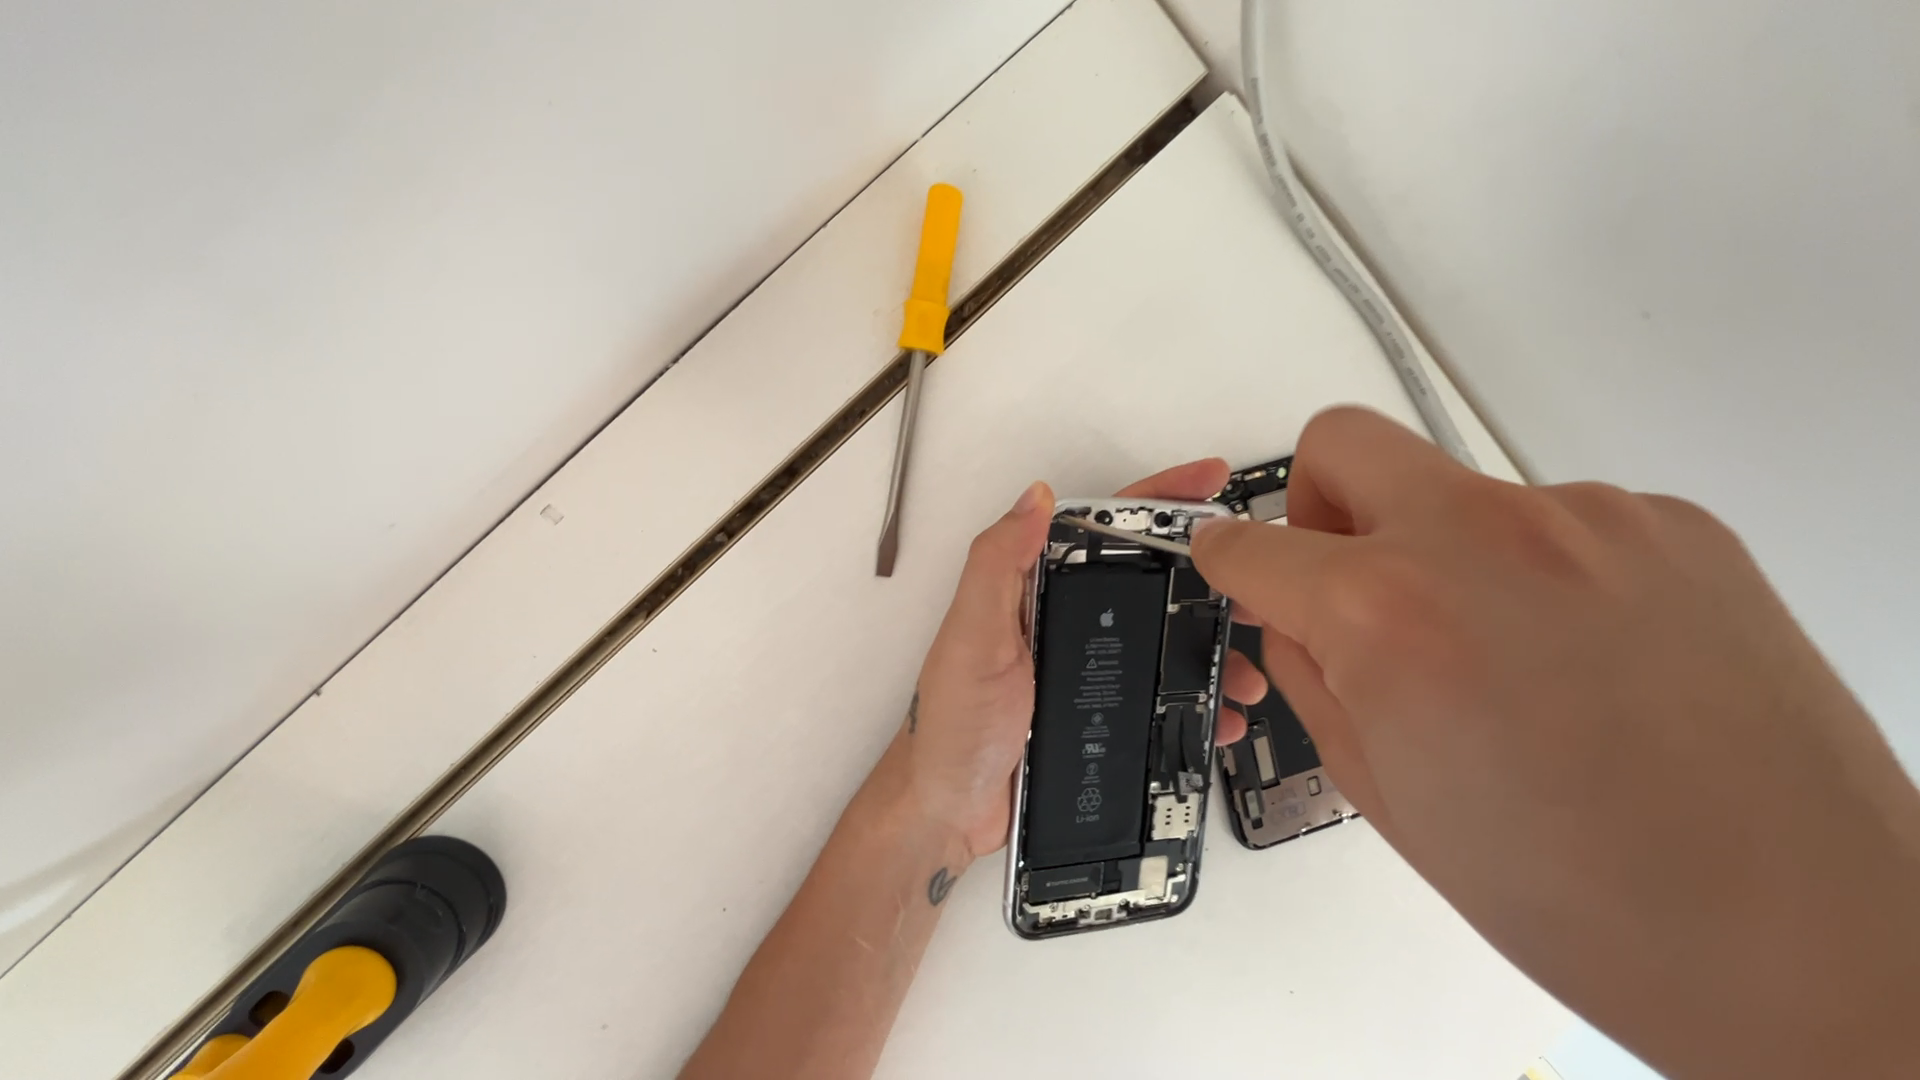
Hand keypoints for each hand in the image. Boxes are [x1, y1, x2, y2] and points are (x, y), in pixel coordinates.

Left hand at [905, 460, 1267, 860]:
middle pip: (1146, 583)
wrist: (952, 809)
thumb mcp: (972, 638)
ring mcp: (1084, 668)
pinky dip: (1194, 701)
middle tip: (1255, 592)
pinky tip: (1218, 715)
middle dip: (1205, 581)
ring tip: (1246, 670)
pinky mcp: (1098, 711)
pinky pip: (1158, 694)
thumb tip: (1035, 498)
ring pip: (1162, 640)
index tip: (1208, 482)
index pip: (1101, 532)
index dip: (1155, 501)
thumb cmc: (953, 724)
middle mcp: (1064, 622)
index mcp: (1034, 592)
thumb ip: (996, 566)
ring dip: (1209, 649)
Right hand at [1191, 407, 1919, 1079]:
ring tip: (1494, 653)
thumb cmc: (1567, 890)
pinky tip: (1576, 654)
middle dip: (1313, 502)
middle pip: (1341, 441)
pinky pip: (1550, 519)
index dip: (1224, 559)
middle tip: (1346, 580)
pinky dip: (1528, 567)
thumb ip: (1308, 671)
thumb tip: (1284, 613)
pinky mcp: (1675, 525)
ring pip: (1453, 489)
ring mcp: (1588, 518)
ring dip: (1436, 549)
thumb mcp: (1375, 787)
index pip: (1252, 543)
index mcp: (1387, 614)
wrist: (1803, 939)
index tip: (1231, 568)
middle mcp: (1480, 534)